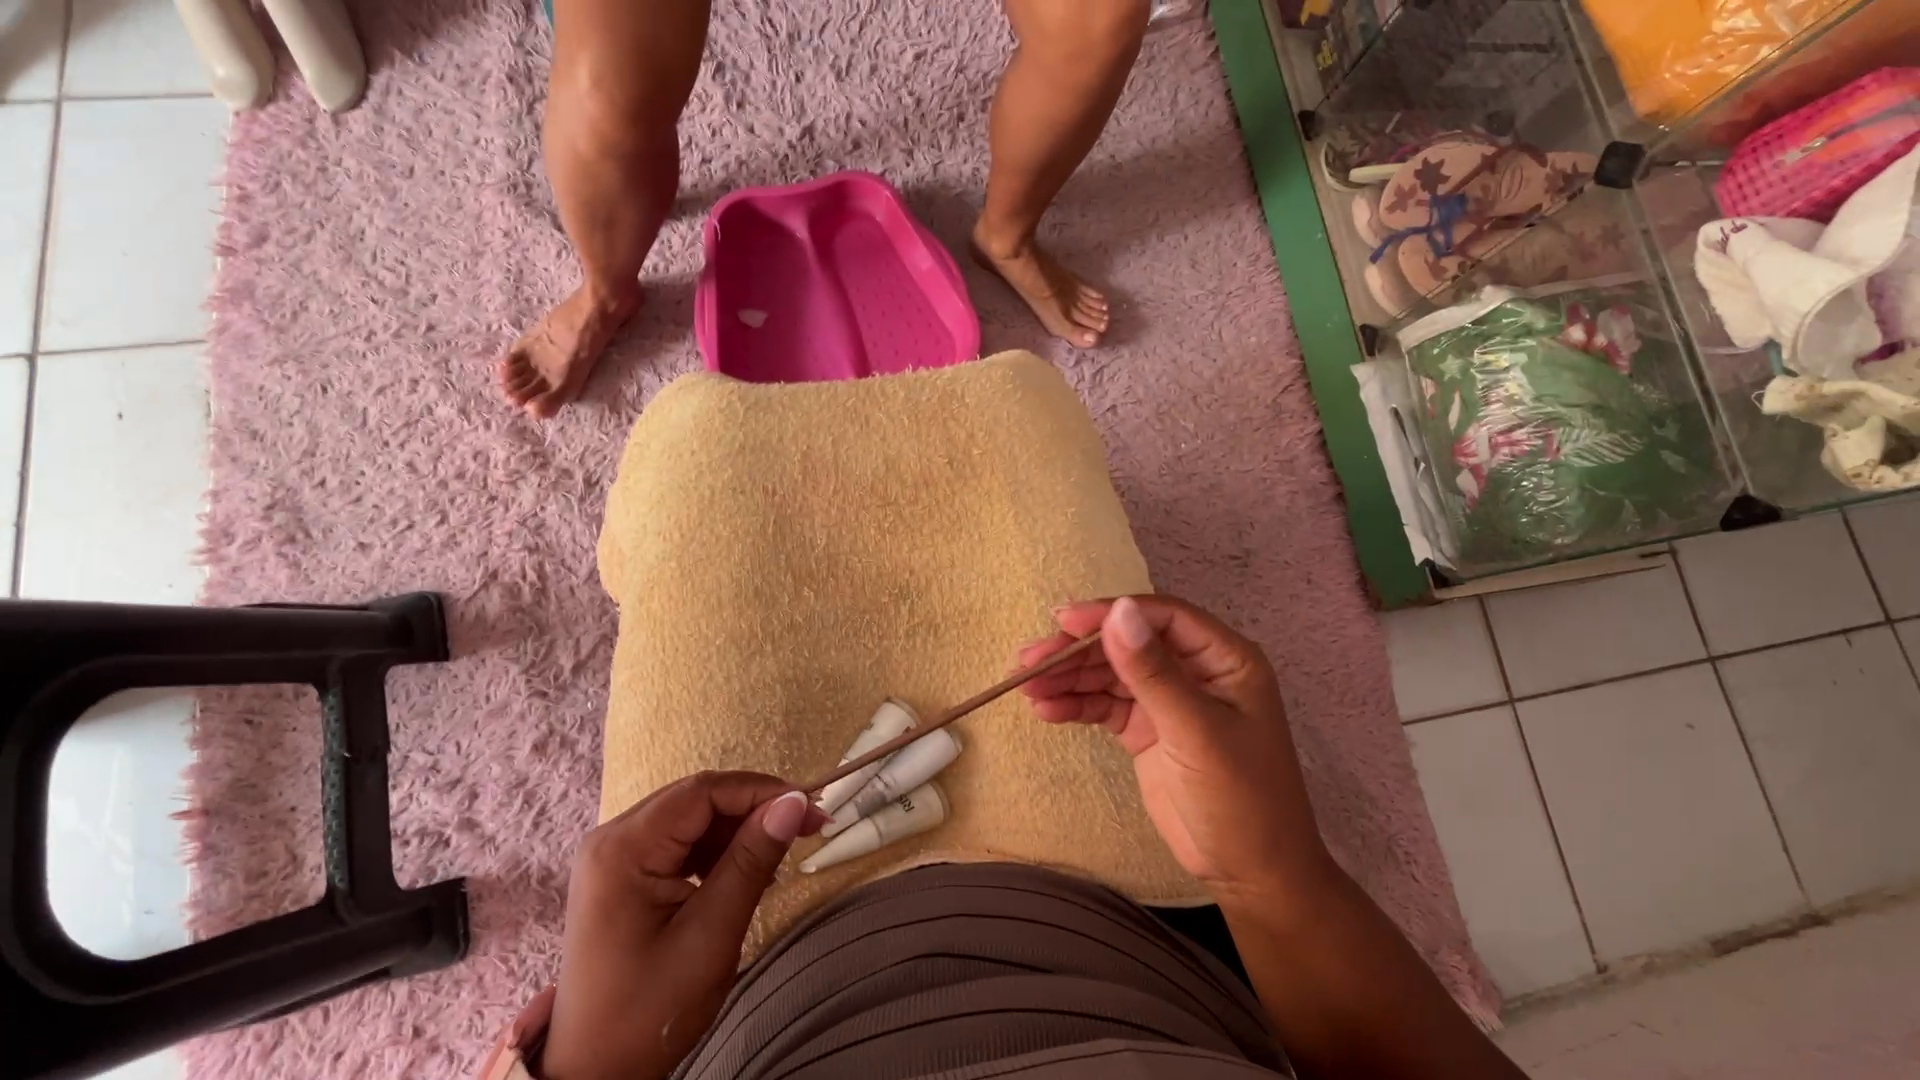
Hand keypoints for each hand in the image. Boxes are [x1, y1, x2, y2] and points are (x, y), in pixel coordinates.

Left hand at [539, 772, 827, 1079]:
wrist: (594, 1071)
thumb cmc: (649, 1010)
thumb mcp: (710, 935)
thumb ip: (750, 861)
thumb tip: (793, 803)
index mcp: (623, 849)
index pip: (702, 792)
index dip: (761, 791)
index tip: (811, 809)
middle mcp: (611, 839)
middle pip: (696, 800)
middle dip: (754, 808)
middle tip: (807, 827)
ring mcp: (613, 858)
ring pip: (691, 819)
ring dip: (737, 831)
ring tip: (777, 858)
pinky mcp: (622, 876)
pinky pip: (679, 844)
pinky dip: (716, 852)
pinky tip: (743, 874)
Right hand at [1018, 595, 1331, 900]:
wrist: (1250, 873)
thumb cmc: (1241, 799)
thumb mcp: (1196, 732)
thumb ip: (1153, 672)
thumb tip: (1117, 610)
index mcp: (1224, 658)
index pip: (1162, 618)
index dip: (1111, 613)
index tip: (1062, 621)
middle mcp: (1195, 670)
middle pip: (1128, 643)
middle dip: (1078, 650)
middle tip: (1030, 661)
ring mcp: (1168, 700)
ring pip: (1111, 673)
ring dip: (1069, 677)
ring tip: (1028, 687)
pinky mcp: (1146, 729)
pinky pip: (1105, 705)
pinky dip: (1076, 705)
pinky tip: (1047, 710)